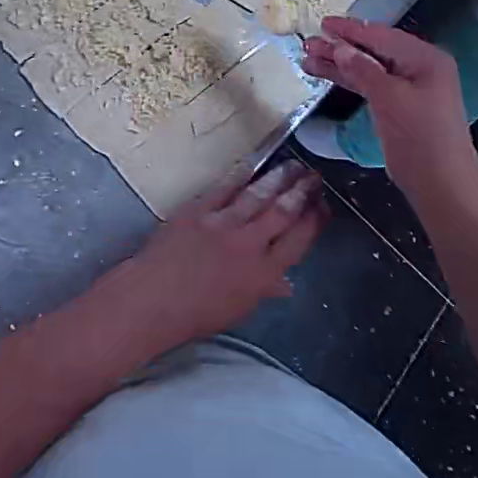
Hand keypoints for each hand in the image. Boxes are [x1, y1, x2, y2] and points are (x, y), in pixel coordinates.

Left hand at [89, 161, 325, 348]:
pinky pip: (224, 188)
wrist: (155, 296)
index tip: (323, 206)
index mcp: (263, 274)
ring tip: (293, 165)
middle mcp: (248, 245)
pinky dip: (241, 176)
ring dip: (278, 178)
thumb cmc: (197, 312)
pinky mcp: (198, 209)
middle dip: (301, 193)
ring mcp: (222, 223)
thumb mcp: (240, 308)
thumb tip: (286, 283)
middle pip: (282, 213)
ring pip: (257, 195)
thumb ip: (264, 289)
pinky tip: (253, 166)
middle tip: (314, 177)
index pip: (298, 242)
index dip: (313, 221)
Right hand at [300, 16, 477, 204]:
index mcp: (425, 59)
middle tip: (308, 43)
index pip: (382, 36)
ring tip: (307, 58)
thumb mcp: (389, 97)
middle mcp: (419, 68)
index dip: (350, 29)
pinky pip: (368, 84)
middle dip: (339, 47)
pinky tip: (323, 74)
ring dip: (337, 63)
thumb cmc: (420, 136)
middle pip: (372, 51)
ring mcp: (408, 89)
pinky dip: (346, 79)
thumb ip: (362, 68)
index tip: (322, 23)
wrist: (441, 185)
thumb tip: (337, 47)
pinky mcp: (397, 106)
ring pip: (366, 68)